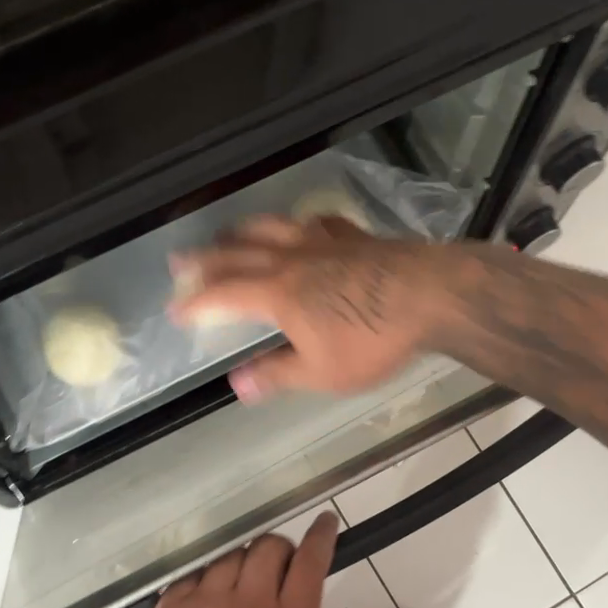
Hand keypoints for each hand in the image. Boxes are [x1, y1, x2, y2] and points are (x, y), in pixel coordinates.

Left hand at [113, 512, 346, 607]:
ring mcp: (206, 603)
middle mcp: (251, 602)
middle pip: (268, 548)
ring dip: (243, 561)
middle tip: (280, 565)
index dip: (321, 536)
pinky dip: (205, 577)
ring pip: (229, 556)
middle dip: (280, 548)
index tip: (325, 520)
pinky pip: (191, 575)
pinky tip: (207, 593)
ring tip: (243, 581)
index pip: (310, 562)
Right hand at [170, 215, 449, 403]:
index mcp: (278, 294)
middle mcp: (293, 259)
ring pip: (273, 227)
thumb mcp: (322, 372)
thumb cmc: (373, 340)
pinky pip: (316, 223)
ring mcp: (324, 242)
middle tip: (180, 260)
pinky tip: (303, 227)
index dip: (197, 302)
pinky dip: (299, 225)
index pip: (224, 294)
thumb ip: (277, 374)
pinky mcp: (355, 236)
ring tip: (228, 233)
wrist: (431, 296)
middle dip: (205, 259)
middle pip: (238, 253)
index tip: (176, 309)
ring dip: (243, 231)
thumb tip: (237, 384)